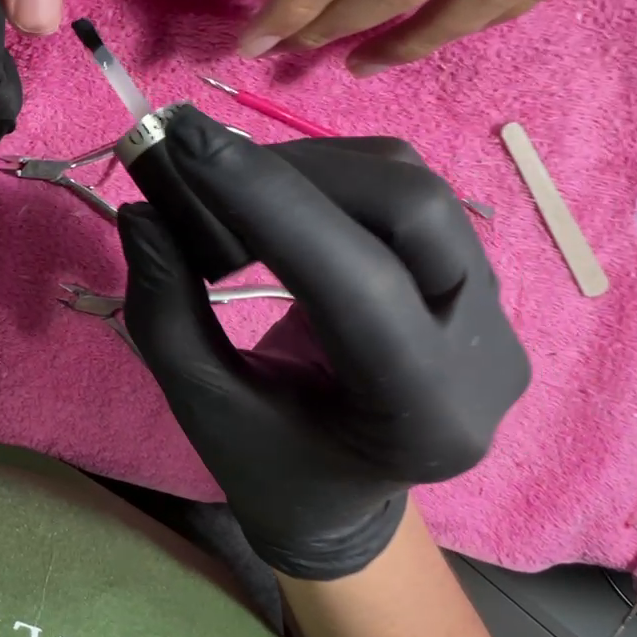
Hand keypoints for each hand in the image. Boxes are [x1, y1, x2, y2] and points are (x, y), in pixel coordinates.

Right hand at [117, 109, 529, 579]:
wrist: (341, 497)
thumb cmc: (268, 466)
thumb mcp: (200, 405)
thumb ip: (166, 310)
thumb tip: (142, 211)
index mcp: (421, 414)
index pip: (354, 279)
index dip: (265, 197)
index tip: (183, 138)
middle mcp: (484, 356)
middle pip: (407, 208)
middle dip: (291, 170)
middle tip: (196, 163)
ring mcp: (494, 314)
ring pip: (412, 186)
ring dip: (309, 166)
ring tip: (228, 184)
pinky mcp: (475, 283)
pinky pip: (406, 196)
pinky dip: (328, 178)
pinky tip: (273, 197)